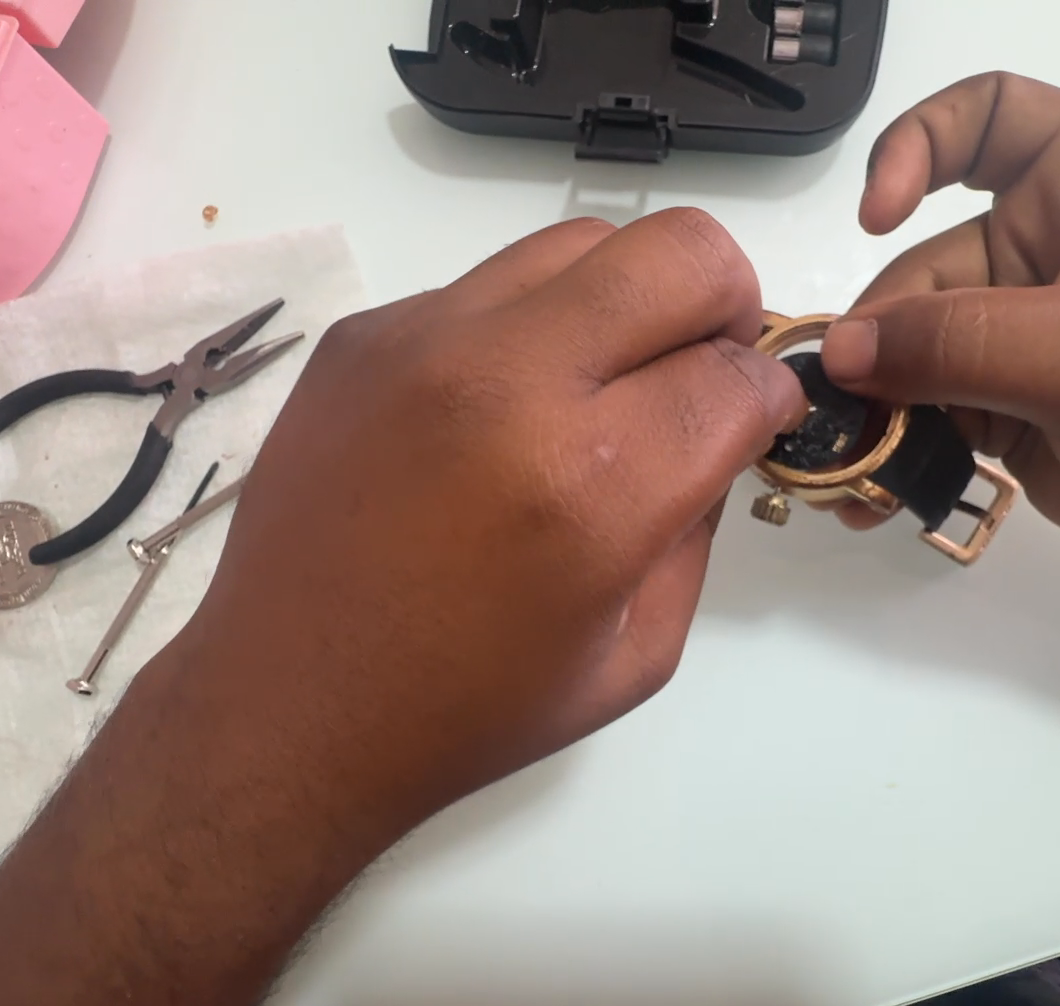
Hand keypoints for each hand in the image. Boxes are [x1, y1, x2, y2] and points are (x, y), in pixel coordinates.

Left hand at [157, 210, 803, 845]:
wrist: (290, 706)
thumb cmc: (473, 707)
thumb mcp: (638, 653)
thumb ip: (698, 531)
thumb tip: (718, 436)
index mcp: (593, 489)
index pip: (735, 377)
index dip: (770, 392)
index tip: (756, 417)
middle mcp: (511, 386)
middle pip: (681, 254)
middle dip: (728, 301)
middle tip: (704, 365)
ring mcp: (424, 342)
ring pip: (587, 243)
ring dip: (633, 299)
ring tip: (609, 376)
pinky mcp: (364, 334)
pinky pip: (492, 285)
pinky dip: (536, 326)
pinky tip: (507, 403)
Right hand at [821, 73, 1059, 566]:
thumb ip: (963, 344)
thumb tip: (840, 351)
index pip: (989, 119)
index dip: (918, 147)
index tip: (873, 219)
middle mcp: (1047, 253)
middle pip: (922, 269)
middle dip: (878, 337)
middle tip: (843, 407)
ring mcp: (1019, 337)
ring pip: (910, 352)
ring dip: (870, 407)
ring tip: (844, 464)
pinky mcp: (1002, 408)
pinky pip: (923, 414)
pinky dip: (890, 450)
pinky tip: (867, 494)